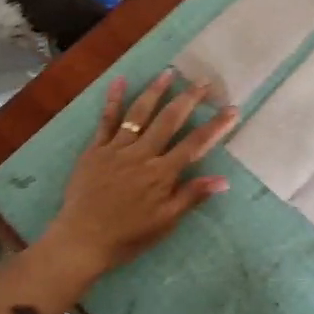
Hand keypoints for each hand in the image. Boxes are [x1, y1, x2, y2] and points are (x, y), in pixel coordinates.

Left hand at [39, 71, 236, 278]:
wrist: (81, 240)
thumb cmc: (127, 236)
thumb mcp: (164, 223)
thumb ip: (191, 197)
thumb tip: (223, 179)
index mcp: (161, 174)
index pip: (195, 144)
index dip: (215, 126)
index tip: (232, 110)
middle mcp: (142, 154)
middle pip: (169, 120)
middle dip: (189, 99)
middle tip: (204, 81)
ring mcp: (117, 148)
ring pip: (140, 114)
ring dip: (156, 91)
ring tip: (169, 73)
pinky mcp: (95, 149)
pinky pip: (106, 120)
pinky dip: (113, 99)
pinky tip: (119, 80)